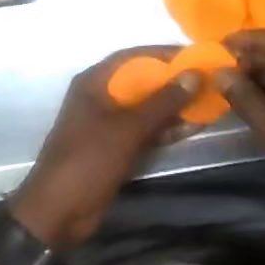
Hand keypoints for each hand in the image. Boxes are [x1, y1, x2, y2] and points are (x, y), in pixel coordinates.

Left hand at [11, 47, 199, 248]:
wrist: (58, 211)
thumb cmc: (89, 159)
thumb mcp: (128, 128)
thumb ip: (161, 102)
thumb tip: (193, 74)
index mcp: (94, 82)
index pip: (132, 56)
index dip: (162, 53)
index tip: (193, 55)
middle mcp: (99, 96)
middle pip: (140, 81)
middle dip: (171, 81)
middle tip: (205, 80)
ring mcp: (106, 123)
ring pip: (144, 107)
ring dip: (171, 107)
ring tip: (206, 103)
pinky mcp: (114, 147)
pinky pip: (143, 130)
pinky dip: (164, 129)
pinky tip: (191, 127)